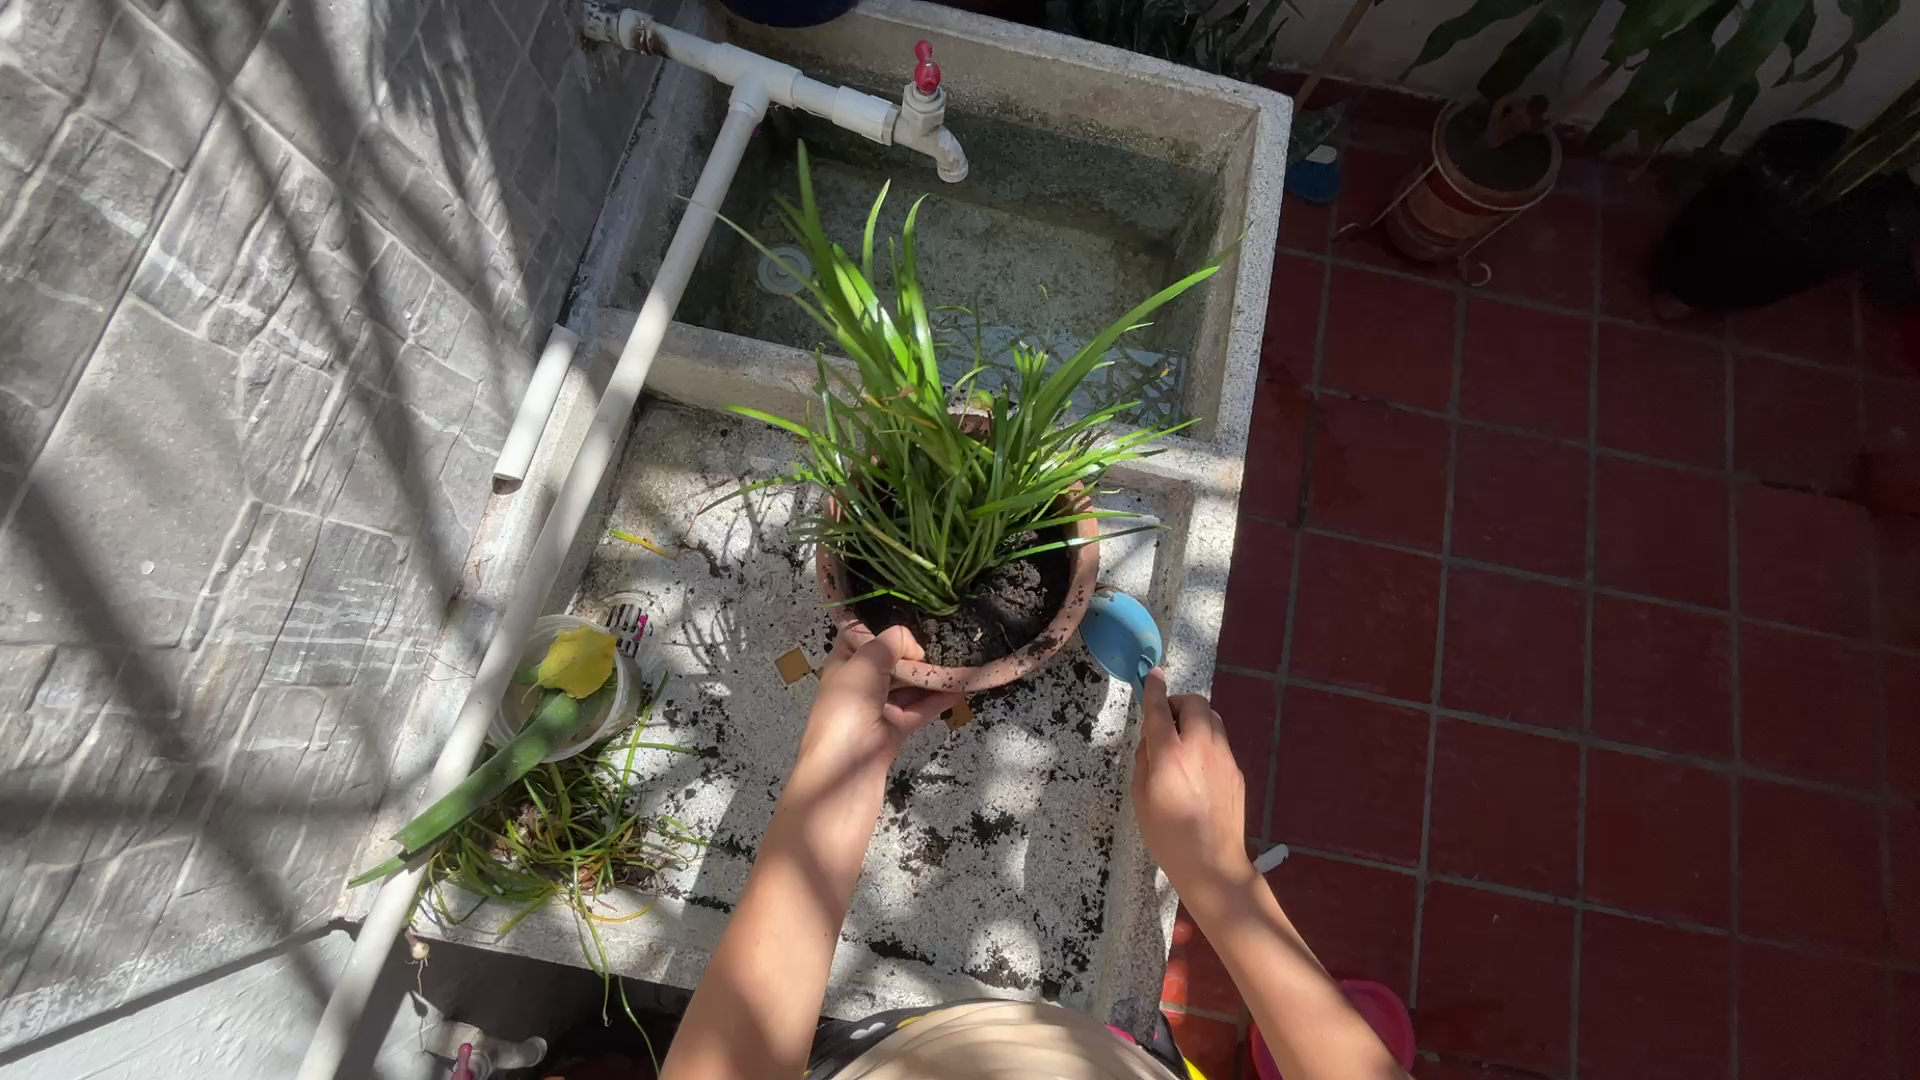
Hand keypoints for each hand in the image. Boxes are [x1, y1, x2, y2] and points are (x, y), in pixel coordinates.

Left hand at [796, 627, 963, 778]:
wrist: (843, 776)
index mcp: (843, 665)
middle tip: (945, 643)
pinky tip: (961, 689)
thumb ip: (891, 643)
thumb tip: (914, 647)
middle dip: (914, 653)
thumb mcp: (865, 664)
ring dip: (931, 676)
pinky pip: (920, 709)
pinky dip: (938, 699)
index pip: (860, 637)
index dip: (881, 628)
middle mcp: (859, 685)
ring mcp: (877, 710)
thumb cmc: (847, 710)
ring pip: (908, 687)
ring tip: (961, 664)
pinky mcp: (894, 731)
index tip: (910, 622)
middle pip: (891, 662)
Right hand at [1130, 669, 1254, 902]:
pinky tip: (1198, 768)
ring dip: (1195, 719)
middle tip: (1167, 721)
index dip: (1155, 688)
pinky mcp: (1236, 771)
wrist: (1212, 863)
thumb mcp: (1140, 797)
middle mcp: (1199, 748)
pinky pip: (1220, 742)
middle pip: (1195, 704)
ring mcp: (1223, 758)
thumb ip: (1144, 760)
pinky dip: (1206, 741)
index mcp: (1170, 755)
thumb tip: (1151, 740)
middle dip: (1179, 703)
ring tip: (1183, 742)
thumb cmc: (1167, 835)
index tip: (1153, 673)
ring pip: (1212, 718)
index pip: (1160, 710)